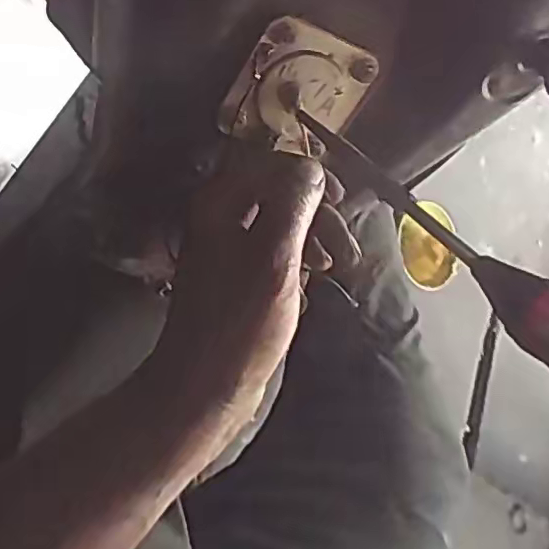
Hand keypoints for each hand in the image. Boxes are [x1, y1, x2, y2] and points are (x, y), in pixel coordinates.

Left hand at [142, 145, 325, 431]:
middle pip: (276, 189)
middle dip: (315, 210)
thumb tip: (313, 168)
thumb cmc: (240, 323)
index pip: (268, 161)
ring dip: (312, 235)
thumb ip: (294, 205)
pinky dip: (298, 257)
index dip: (307, 172)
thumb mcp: (276, 258)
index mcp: (220, 203)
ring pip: (278, 220)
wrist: (204, 387)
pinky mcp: (236, 273)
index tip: (338, 199)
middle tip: (343, 244)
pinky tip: (312, 281)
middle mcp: (219, 215)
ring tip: (335, 265)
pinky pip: (273, 248)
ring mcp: (226, 245)